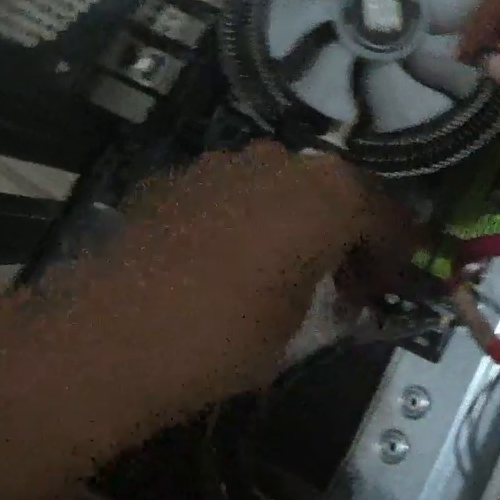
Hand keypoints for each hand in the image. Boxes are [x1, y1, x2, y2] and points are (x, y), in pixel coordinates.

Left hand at [41, 142, 402, 410]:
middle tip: (346, 279)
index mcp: (329, 193)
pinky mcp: (177, 177)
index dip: (396, 248)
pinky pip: (232, 192)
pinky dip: (246, 218)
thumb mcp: (301, 328)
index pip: (384, 211)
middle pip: (334, 189)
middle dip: (347, 230)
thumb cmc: (224, 337)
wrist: (104, 339)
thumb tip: (337, 291)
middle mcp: (283, 161)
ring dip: (296, 219)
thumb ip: (330, 294)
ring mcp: (225, 162)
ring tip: (285, 267)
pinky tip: (227, 260)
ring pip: (281, 184)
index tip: (393, 282)